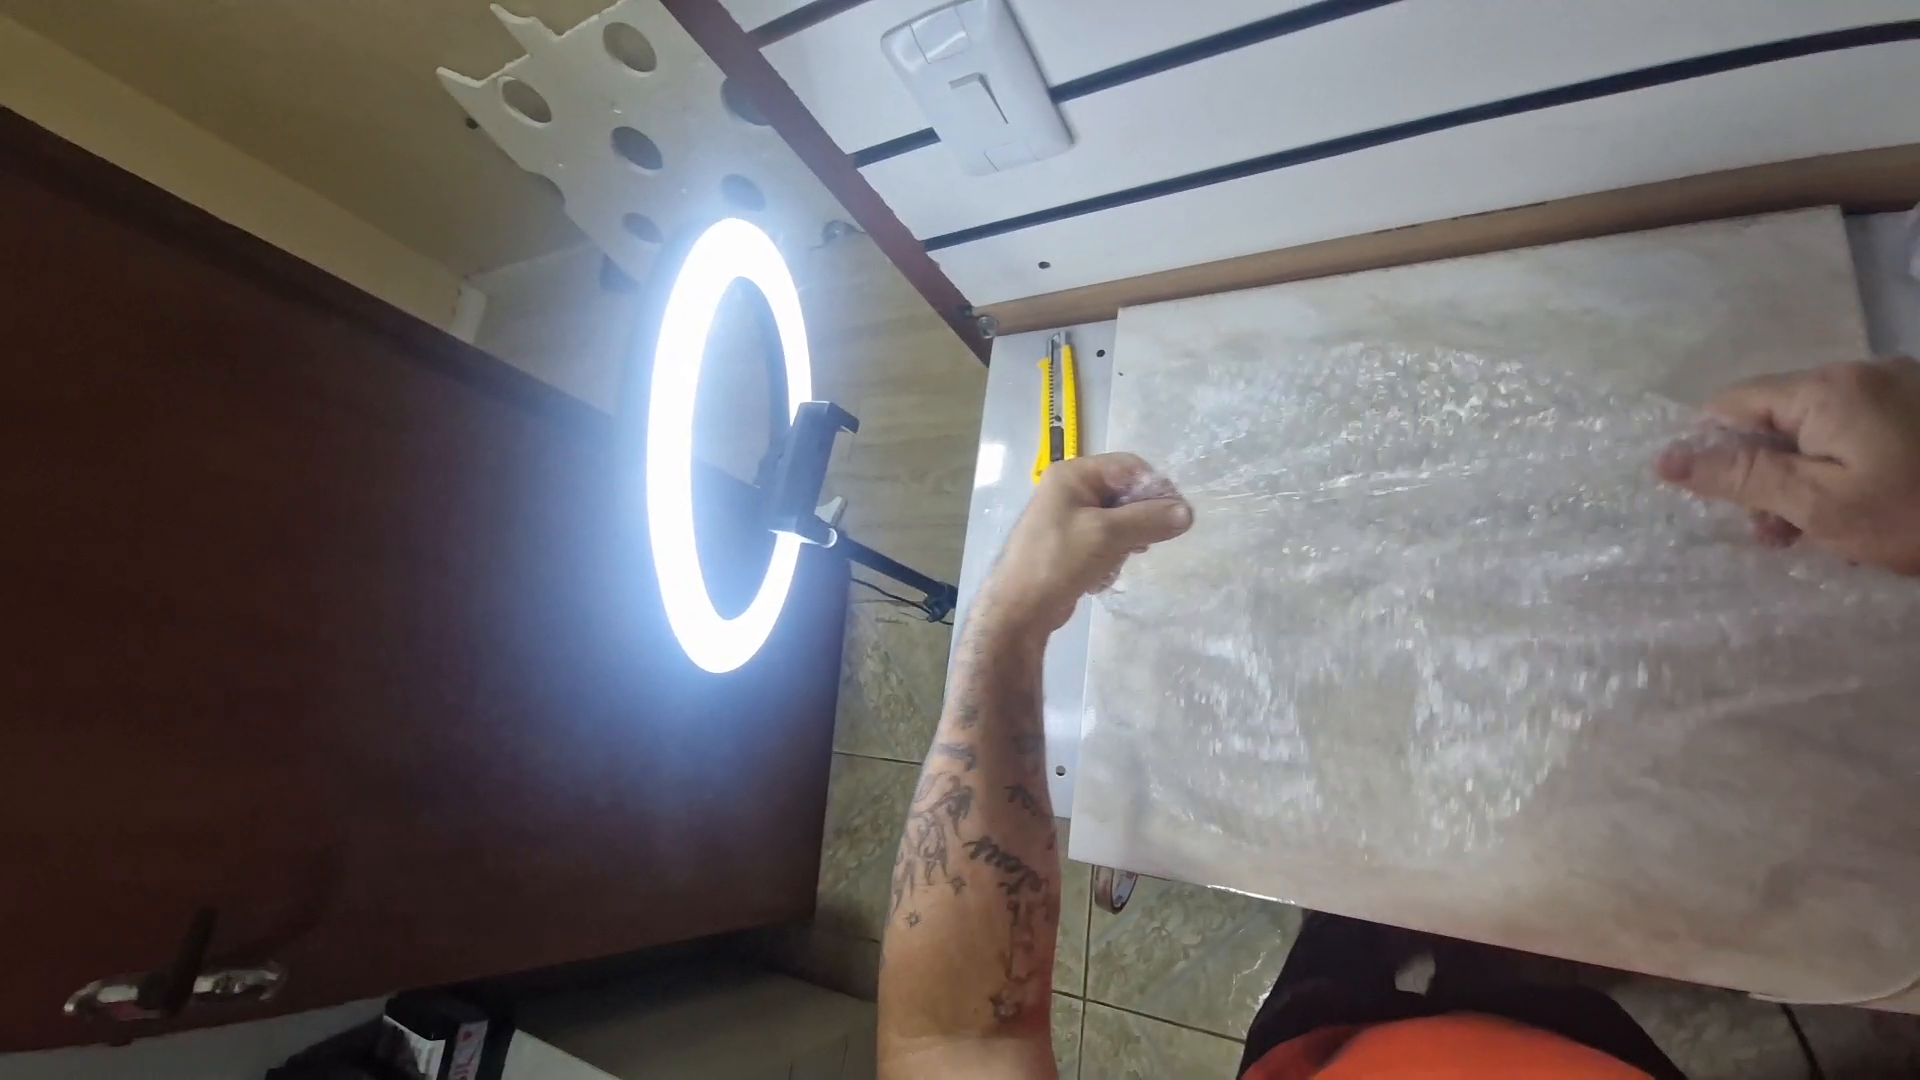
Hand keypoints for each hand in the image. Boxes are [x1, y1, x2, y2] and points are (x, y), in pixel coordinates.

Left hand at [983, 453, 1192, 634]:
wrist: (1019, 608)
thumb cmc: (1059, 561)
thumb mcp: (1108, 535)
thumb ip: (1149, 520)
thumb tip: (1188, 513)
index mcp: (1073, 474)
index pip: (1129, 467)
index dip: (1155, 488)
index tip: (1175, 516)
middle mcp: (1070, 489)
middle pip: (1125, 493)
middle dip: (1139, 519)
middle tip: (1147, 543)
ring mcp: (1068, 517)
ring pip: (1118, 519)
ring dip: (1126, 540)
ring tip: (1120, 559)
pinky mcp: (1071, 543)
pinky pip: (1105, 540)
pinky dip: (1112, 555)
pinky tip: (1104, 573)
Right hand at [1656, 357, 1919, 572]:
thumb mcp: (1816, 505)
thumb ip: (1735, 477)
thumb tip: (1661, 459)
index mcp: (1829, 389)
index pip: (1728, 406)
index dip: (1713, 452)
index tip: (1729, 500)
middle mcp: (1866, 372)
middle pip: (1773, 418)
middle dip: (1762, 472)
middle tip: (1778, 529)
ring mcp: (1907, 386)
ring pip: (1815, 428)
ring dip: (1801, 475)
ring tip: (1819, 525)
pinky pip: (1860, 429)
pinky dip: (1845, 466)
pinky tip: (1862, 502)